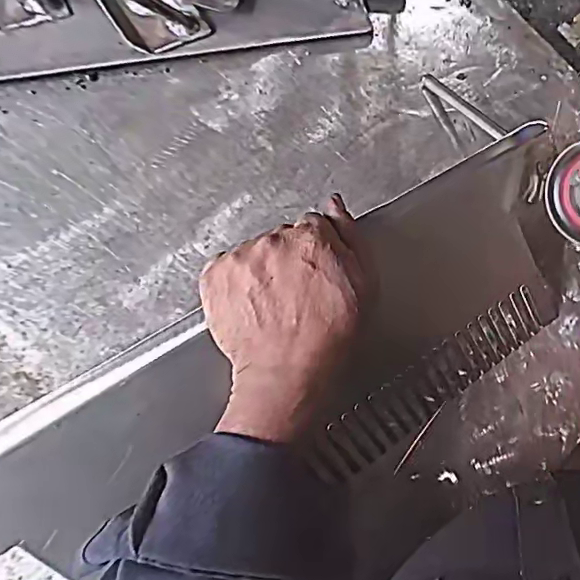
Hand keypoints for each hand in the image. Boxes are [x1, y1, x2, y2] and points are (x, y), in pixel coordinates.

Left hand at [203, 194, 370, 442]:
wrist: (286, 373)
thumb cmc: (328, 338)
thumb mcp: (364, 285)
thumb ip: (350, 236)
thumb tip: (335, 206)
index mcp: (313, 237)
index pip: (312, 226)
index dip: (317, 253)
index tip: (316, 274)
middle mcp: (274, 240)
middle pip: (281, 238)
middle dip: (288, 260)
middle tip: (297, 297)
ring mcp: (242, 257)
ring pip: (254, 253)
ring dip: (261, 272)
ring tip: (274, 307)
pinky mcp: (216, 276)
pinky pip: (226, 269)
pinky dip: (236, 285)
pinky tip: (253, 308)